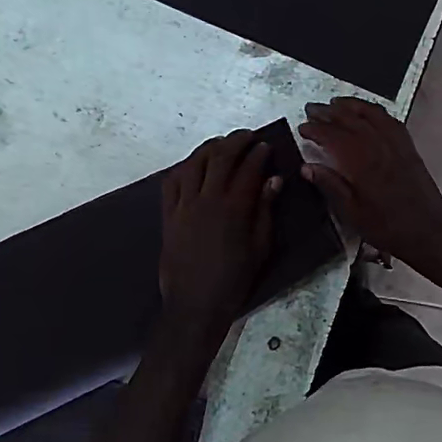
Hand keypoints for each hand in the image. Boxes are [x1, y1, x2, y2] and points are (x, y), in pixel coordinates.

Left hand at [159, 130, 282, 335]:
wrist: (195, 304)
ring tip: (221, 144)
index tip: (265, 146)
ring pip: (193, 164)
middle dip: (235, 141)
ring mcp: (183, 206)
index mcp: (234, 209)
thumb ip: (265, 210)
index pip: (248, 169)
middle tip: (247, 136)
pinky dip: (182, 168)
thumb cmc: (234, 279)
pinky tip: (191, 165)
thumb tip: (273, 180)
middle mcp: (207, 200)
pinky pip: (171, 182)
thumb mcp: (260, 247)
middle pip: (220, 158)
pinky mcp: (168, 215)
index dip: (258, 154)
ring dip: (208, 148)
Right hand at [297, 98, 441, 275]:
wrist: (428, 233)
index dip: (315, 129)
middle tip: (311, 109)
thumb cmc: (387, 227)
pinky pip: (390, 120)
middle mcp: (379, 147)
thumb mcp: (352, 213)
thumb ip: (330, 185)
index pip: (333, 136)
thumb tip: (307, 167)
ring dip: (350, 105)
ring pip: (371, 114)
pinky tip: (368, 112)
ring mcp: (396, 145)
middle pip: (350, 119)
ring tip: (335, 103)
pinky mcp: (408, 148)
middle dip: (328, 112)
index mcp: (361, 163)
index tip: (302, 128)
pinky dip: (375, 111)